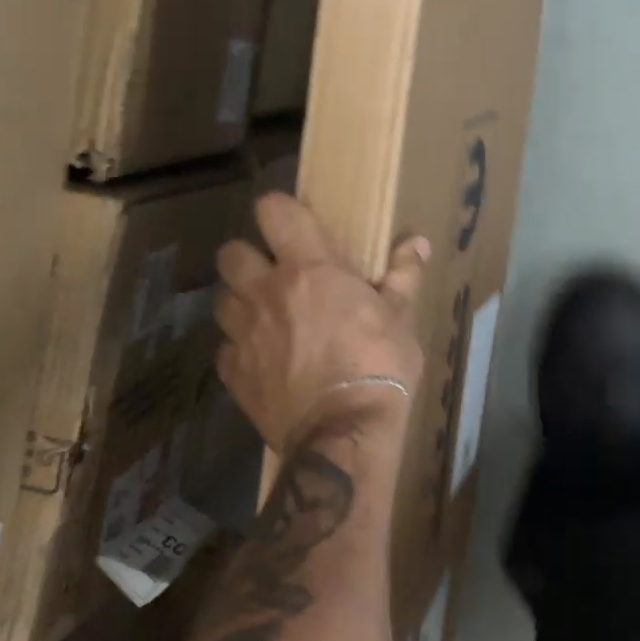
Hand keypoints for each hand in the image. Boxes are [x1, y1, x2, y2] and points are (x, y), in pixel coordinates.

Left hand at [214, 192, 429, 450]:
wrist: (343, 432)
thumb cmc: (379, 363)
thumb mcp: (402, 317)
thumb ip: (403, 275)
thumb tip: (416, 242)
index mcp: (309, 270)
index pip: (275, 213)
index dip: (279, 208)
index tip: (293, 216)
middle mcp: (266, 293)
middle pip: (232, 253)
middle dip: (250, 255)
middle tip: (278, 269)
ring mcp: (243, 334)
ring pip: (223, 299)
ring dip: (242, 299)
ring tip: (269, 313)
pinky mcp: (233, 373)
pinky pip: (227, 346)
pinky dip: (242, 345)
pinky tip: (266, 356)